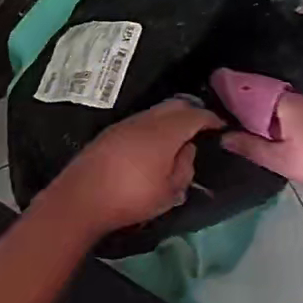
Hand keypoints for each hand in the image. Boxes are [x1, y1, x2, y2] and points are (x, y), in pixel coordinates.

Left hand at [37, 98, 216, 236]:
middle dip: (192, 112)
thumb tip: (187, 149)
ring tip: (179, 136)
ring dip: (171, 118)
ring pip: (156, 111)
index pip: (194, 115)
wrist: (81, 196)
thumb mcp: (169, 191)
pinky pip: (141, 120)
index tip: (221, 125)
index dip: (211, 119)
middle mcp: (146, 119)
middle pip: (174, 105)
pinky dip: (155, 125)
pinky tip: (154, 143)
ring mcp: (125, 123)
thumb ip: (184, 167)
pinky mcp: (111, 132)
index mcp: (165, 131)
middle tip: (202, 127)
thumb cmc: (131, 196)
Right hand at [222, 93, 302, 210]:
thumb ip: (251, 147)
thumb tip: (223, 135)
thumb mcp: (283, 163)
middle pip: (277, 100)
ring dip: (284, 120)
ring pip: (299, 109)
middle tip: (245, 130)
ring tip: (276, 143)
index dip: (235, 92)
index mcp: (290, 103)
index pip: (253, 90)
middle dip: (260, 111)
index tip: (217, 93)